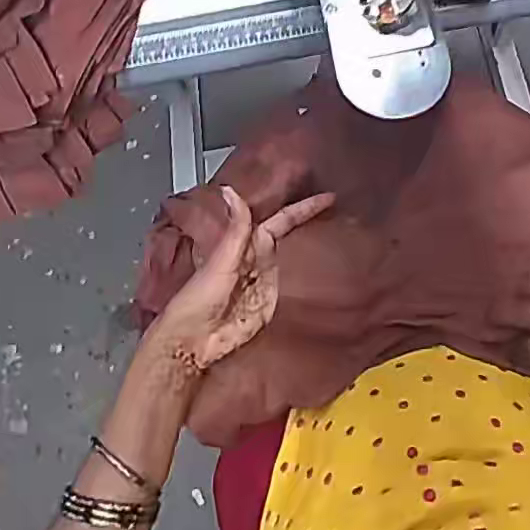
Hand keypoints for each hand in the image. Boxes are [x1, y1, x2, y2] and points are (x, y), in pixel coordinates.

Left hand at [143, 186, 334, 375]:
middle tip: (333, 204)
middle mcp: (256, 258)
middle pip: (285, 231)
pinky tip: (313, 263)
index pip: (280, 220)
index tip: (326, 197)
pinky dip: (301, 271)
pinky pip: (288, 281)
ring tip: (329, 224)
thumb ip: (235, 228)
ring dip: (304, 239)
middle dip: (305, 217)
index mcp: (245, 244)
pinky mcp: (269, 301)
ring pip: (288, 252)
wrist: (196, 339)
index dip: (302, 208)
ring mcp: (264, 280)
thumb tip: (231, 191)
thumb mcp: (221, 260)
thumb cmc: (198, 299)